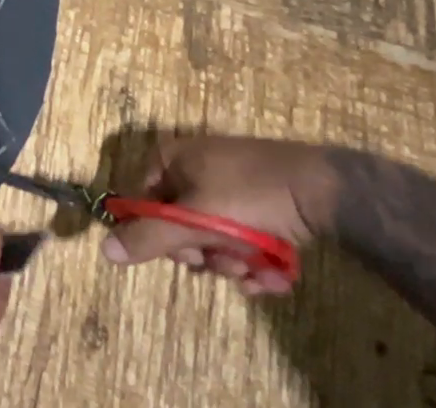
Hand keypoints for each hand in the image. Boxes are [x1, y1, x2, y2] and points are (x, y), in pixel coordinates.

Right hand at [100, 135, 334, 295]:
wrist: (331, 191)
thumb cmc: (250, 195)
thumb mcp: (194, 219)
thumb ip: (149, 237)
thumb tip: (103, 250)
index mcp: (172, 158)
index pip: (144, 200)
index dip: (158, 233)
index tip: (184, 254)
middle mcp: (198, 167)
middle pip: (182, 222)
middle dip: (204, 253)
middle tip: (226, 266)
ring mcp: (235, 184)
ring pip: (217, 235)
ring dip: (234, 262)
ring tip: (258, 272)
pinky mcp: (268, 203)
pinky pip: (247, 235)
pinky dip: (257, 259)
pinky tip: (275, 276)